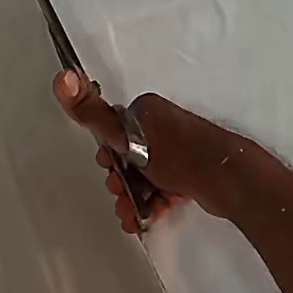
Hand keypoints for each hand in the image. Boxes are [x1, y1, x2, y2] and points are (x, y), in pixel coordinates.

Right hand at [51, 71, 269, 231]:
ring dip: (135, 196)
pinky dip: (155, 200)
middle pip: (130, 156)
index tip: (109, 174)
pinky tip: (152, 216)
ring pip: (147, 175)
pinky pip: (166, 184)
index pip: (115, 131)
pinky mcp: (193, 170)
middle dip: (122, 182)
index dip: (108, 156)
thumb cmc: (178, 156)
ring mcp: (181, 148)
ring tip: (133, 216)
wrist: (230, 181)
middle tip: (121, 199)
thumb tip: (62, 76)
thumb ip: (92, 113)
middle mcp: (164, 125)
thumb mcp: (126, 137)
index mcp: (147, 112)